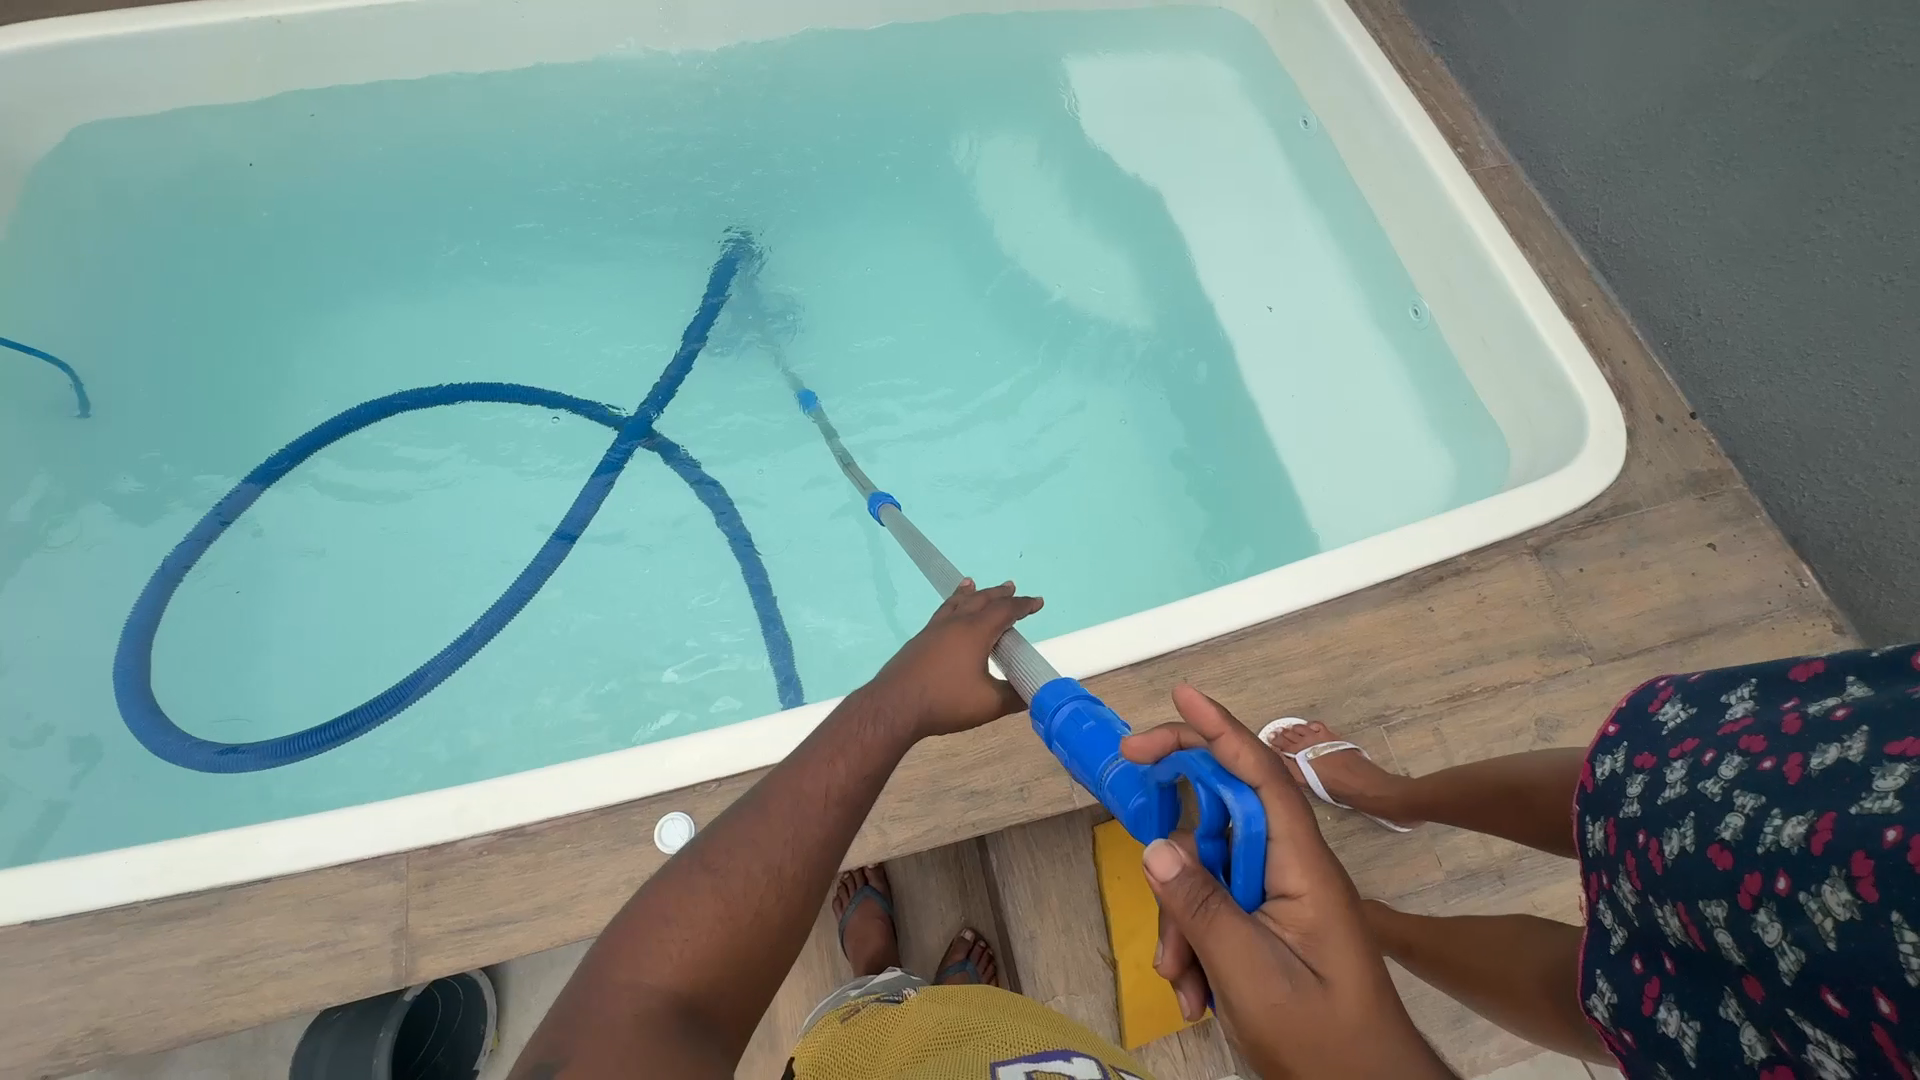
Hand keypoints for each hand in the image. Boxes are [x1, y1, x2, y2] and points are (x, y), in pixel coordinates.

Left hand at [856, 580, 1042, 739]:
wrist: (895, 706)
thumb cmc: (945, 702)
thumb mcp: (989, 704)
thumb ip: (1014, 698)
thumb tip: (1034, 694)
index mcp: (976, 632)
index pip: (1005, 611)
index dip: (1023, 605)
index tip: (1037, 602)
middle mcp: (956, 623)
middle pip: (981, 600)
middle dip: (999, 594)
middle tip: (1011, 587)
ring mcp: (934, 629)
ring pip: (956, 602)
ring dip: (970, 593)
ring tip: (973, 583)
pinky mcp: (920, 640)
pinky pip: (942, 612)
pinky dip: (951, 604)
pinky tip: (947, 613)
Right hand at [1120, 686, 1453, 1079]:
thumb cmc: (1325, 1042)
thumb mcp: (1252, 975)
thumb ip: (1201, 907)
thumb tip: (1154, 847)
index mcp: (1302, 865)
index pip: (1261, 775)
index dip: (1221, 729)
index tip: (1181, 696)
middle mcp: (1288, 867)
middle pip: (1220, 811)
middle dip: (1173, 818)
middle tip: (1125, 774)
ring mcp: (1273, 896)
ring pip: (1203, 868)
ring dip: (1178, 917)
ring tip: (1182, 979)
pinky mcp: (1260, 923)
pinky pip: (1208, 906)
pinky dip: (1189, 943)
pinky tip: (1193, 992)